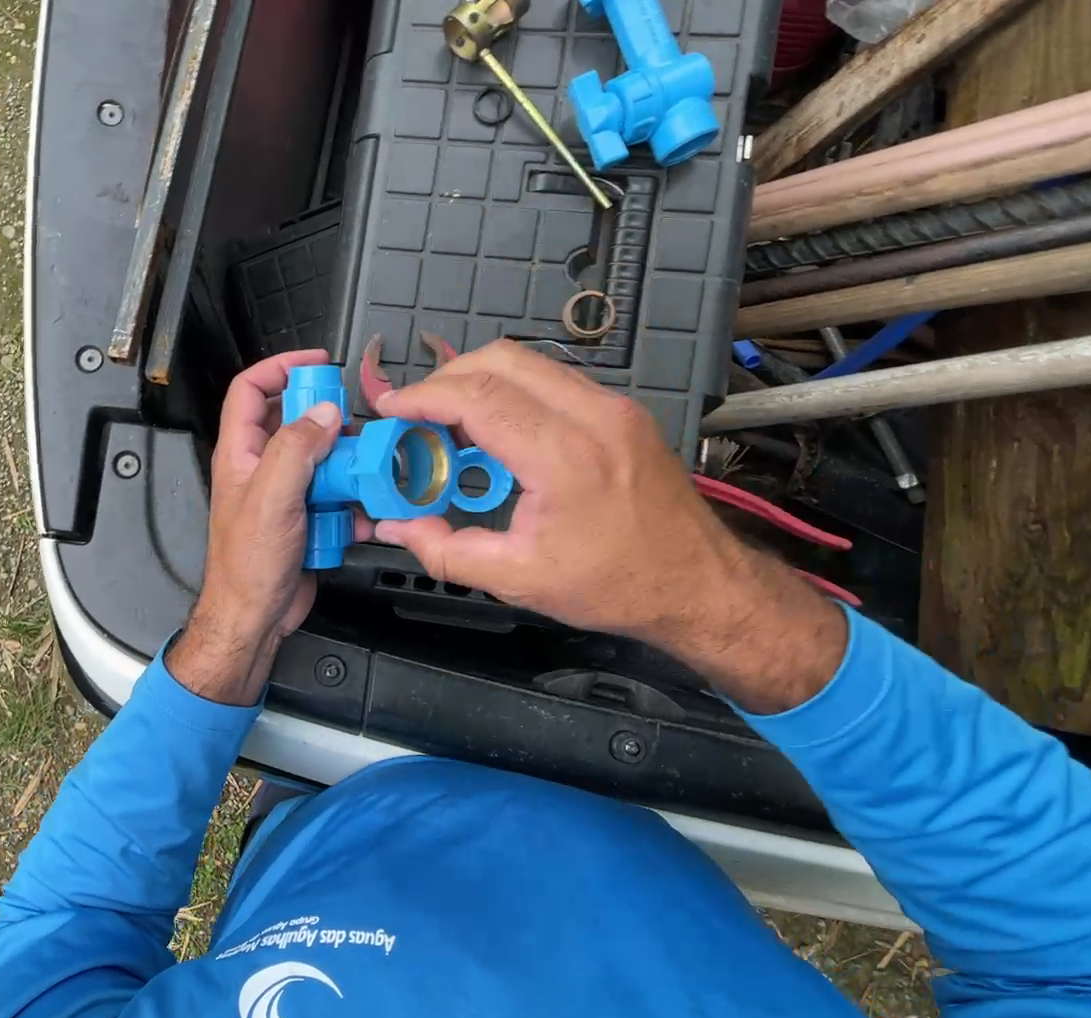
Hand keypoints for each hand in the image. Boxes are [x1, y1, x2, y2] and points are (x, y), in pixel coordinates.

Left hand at [168, 350, 362, 704]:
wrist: (255, 618)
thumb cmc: (246, 567)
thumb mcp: (270, 498)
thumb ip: (295, 449)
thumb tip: (323, 414)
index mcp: (241, 454)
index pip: (250, 390)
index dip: (279, 368)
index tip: (316, 364)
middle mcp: (261, 469)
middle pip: (295, 423)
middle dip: (327, 422)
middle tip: (351, 426)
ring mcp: (285, 495)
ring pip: (322, 461)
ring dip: (346, 466)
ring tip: (363, 471)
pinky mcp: (305, 519)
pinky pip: (334, 499)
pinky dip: (351, 505)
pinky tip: (360, 515)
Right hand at [370, 341, 845, 712]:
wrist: (699, 583)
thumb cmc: (614, 585)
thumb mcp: (519, 580)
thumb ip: (446, 551)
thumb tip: (396, 526)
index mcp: (566, 458)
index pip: (480, 398)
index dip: (424, 397)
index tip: (390, 410)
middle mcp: (594, 416)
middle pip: (500, 360)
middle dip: (444, 378)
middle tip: (413, 414)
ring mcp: (613, 406)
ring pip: (527, 361)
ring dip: (476, 380)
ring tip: (446, 422)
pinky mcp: (620, 410)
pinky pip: (550, 379)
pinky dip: (508, 389)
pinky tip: (491, 429)